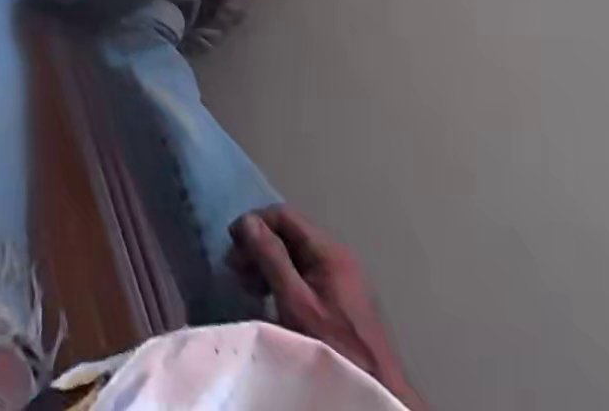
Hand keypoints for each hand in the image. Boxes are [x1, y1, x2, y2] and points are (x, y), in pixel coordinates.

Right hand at [229, 206, 425, 409]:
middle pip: (288, 232)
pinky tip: (271, 298)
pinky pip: (303, 272)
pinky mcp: (340, 297)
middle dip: (258, 245)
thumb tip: (247, 221)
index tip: (234, 249)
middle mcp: (337, 256)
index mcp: (329, 251)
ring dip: (267, 262)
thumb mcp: (294, 300)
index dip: (254, 224)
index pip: (283, 215)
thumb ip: (270, 256)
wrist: (374, 392)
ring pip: (293, 252)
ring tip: (251, 287)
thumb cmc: (331, 346)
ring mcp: (341, 277)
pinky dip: (281, 277)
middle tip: (238, 271)